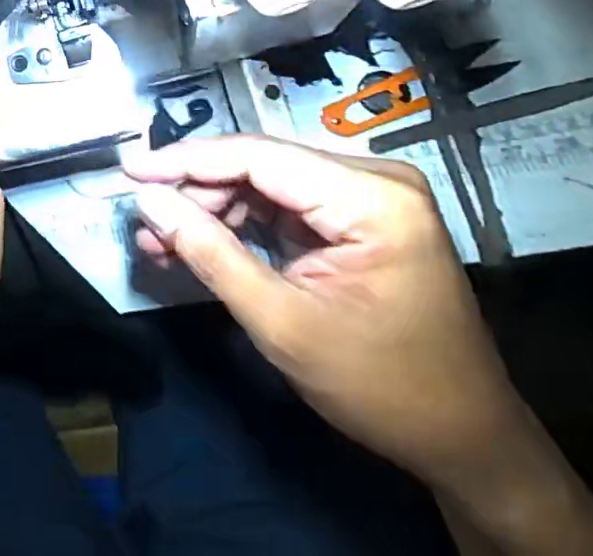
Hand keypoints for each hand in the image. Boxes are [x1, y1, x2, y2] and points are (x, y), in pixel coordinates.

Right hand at [125, 136, 592, 555]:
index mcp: (372, 196)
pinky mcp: (359, 215)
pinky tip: (201, 243)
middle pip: (263, 165)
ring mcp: (370, 194)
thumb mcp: (283, 323)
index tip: (130, 171)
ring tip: (160, 240)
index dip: (187, 161)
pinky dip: (243, 225)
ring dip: (215, 210)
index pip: (259, 156)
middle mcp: (375, 178)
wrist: (461, 435)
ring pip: (268, 183)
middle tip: (144, 222)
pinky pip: (287, 206)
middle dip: (199, 193)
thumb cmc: (380, 387)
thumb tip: (149, 202)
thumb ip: (211, 254)